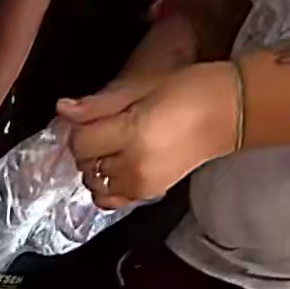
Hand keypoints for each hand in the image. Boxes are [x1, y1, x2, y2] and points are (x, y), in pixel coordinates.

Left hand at [60, 60, 240, 208]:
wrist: (227, 114)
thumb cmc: (188, 90)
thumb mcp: (141, 88)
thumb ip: (99, 105)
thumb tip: (62, 110)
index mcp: (132, 133)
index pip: (82, 143)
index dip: (80, 130)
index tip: (91, 119)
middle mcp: (133, 166)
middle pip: (86, 164)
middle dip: (88, 148)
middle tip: (108, 130)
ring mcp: (139, 186)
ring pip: (95, 184)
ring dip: (96, 168)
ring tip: (115, 148)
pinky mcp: (145, 196)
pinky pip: (109, 200)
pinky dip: (106, 187)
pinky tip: (118, 169)